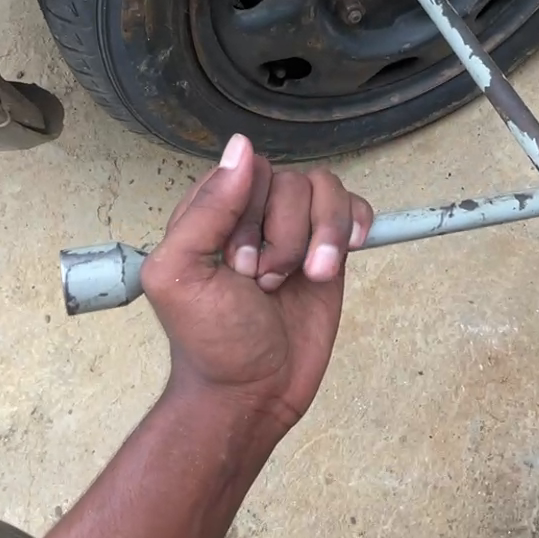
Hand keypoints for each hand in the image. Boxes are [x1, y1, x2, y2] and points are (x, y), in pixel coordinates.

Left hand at [138, 134, 373, 428]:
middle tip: (265, 283)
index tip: (239, 266)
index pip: (247, 172)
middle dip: (285, 236)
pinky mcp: (331, 249)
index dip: (251, 215)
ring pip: (326, 190)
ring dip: (322, 237)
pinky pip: (354, 207)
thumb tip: (242, 145)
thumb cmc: (211, 340)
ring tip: (309, 278)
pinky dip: (354, 225)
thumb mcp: (183, 274)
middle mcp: (256, 212)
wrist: (256, 392)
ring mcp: (297, 230)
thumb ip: (207, 208)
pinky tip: (346, 254)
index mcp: (213, 211)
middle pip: (291, 181)